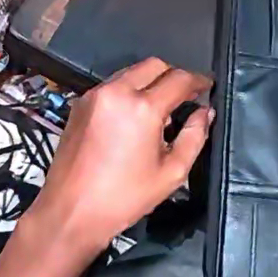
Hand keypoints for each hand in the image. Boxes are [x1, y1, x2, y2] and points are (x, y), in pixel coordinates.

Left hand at [19, 58, 211, 265]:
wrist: (71, 211)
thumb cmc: (122, 198)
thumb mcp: (171, 173)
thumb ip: (194, 136)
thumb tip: (204, 113)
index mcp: (142, 108)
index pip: (179, 79)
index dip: (199, 81)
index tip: (207, 86)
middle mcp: (116, 93)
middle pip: (154, 65)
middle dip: (174, 76)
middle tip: (186, 96)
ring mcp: (94, 96)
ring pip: (131, 72)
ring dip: (151, 82)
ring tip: (161, 111)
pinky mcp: (80, 104)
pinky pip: (112, 86)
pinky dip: (129, 92)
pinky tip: (134, 118)